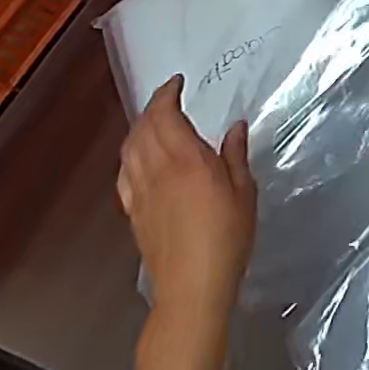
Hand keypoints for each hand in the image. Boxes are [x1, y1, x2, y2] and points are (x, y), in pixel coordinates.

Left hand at [117, 74, 256, 312]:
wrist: (192, 286)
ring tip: (154, 120)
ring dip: (139, 128)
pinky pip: (124, 173)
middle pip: (143, 129)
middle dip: (153, 107)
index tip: (177, 82)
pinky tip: (139, 158)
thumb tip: (235, 127)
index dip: (167, 94)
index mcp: (186, 161)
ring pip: (129, 149)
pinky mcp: (134, 213)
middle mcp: (157, 171)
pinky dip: (130, 155)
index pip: (165, 116)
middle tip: (169, 96)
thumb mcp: (244, 190)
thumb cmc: (227, 235)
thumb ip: (235, 155)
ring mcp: (141, 193)